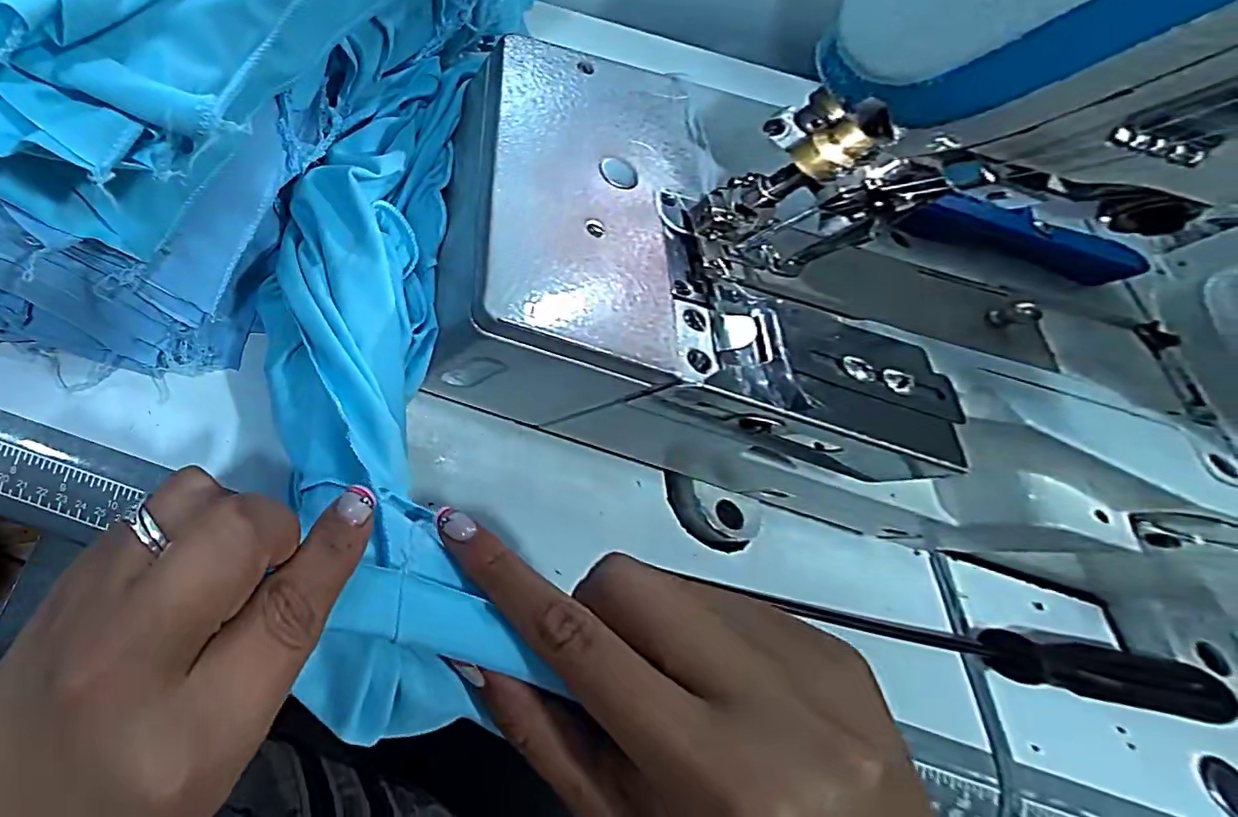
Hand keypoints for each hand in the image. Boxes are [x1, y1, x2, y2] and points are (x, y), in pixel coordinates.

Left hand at [0, 468, 372, 815]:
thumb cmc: (123, 788)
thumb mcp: (214, 747)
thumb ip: (266, 653)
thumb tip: (311, 559)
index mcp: (184, 730)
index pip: (278, 619)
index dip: (328, 556)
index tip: (359, 509)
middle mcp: (132, 645)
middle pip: (234, 532)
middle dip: (272, 529)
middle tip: (267, 565)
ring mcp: (95, 586)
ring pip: (193, 493)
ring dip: (229, 513)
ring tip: (220, 560)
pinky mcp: (81, 554)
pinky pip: (159, 502)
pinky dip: (191, 516)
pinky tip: (177, 561)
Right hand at [436, 510, 931, 816]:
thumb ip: (538, 727)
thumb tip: (478, 644)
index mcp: (715, 771)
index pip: (579, 643)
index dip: (507, 580)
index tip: (460, 530)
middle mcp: (778, 712)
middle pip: (626, 583)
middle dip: (597, 613)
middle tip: (610, 671)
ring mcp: (819, 674)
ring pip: (672, 583)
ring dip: (653, 624)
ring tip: (682, 690)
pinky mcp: (840, 652)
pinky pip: (729, 598)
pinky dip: (704, 631)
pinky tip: (729, 690)